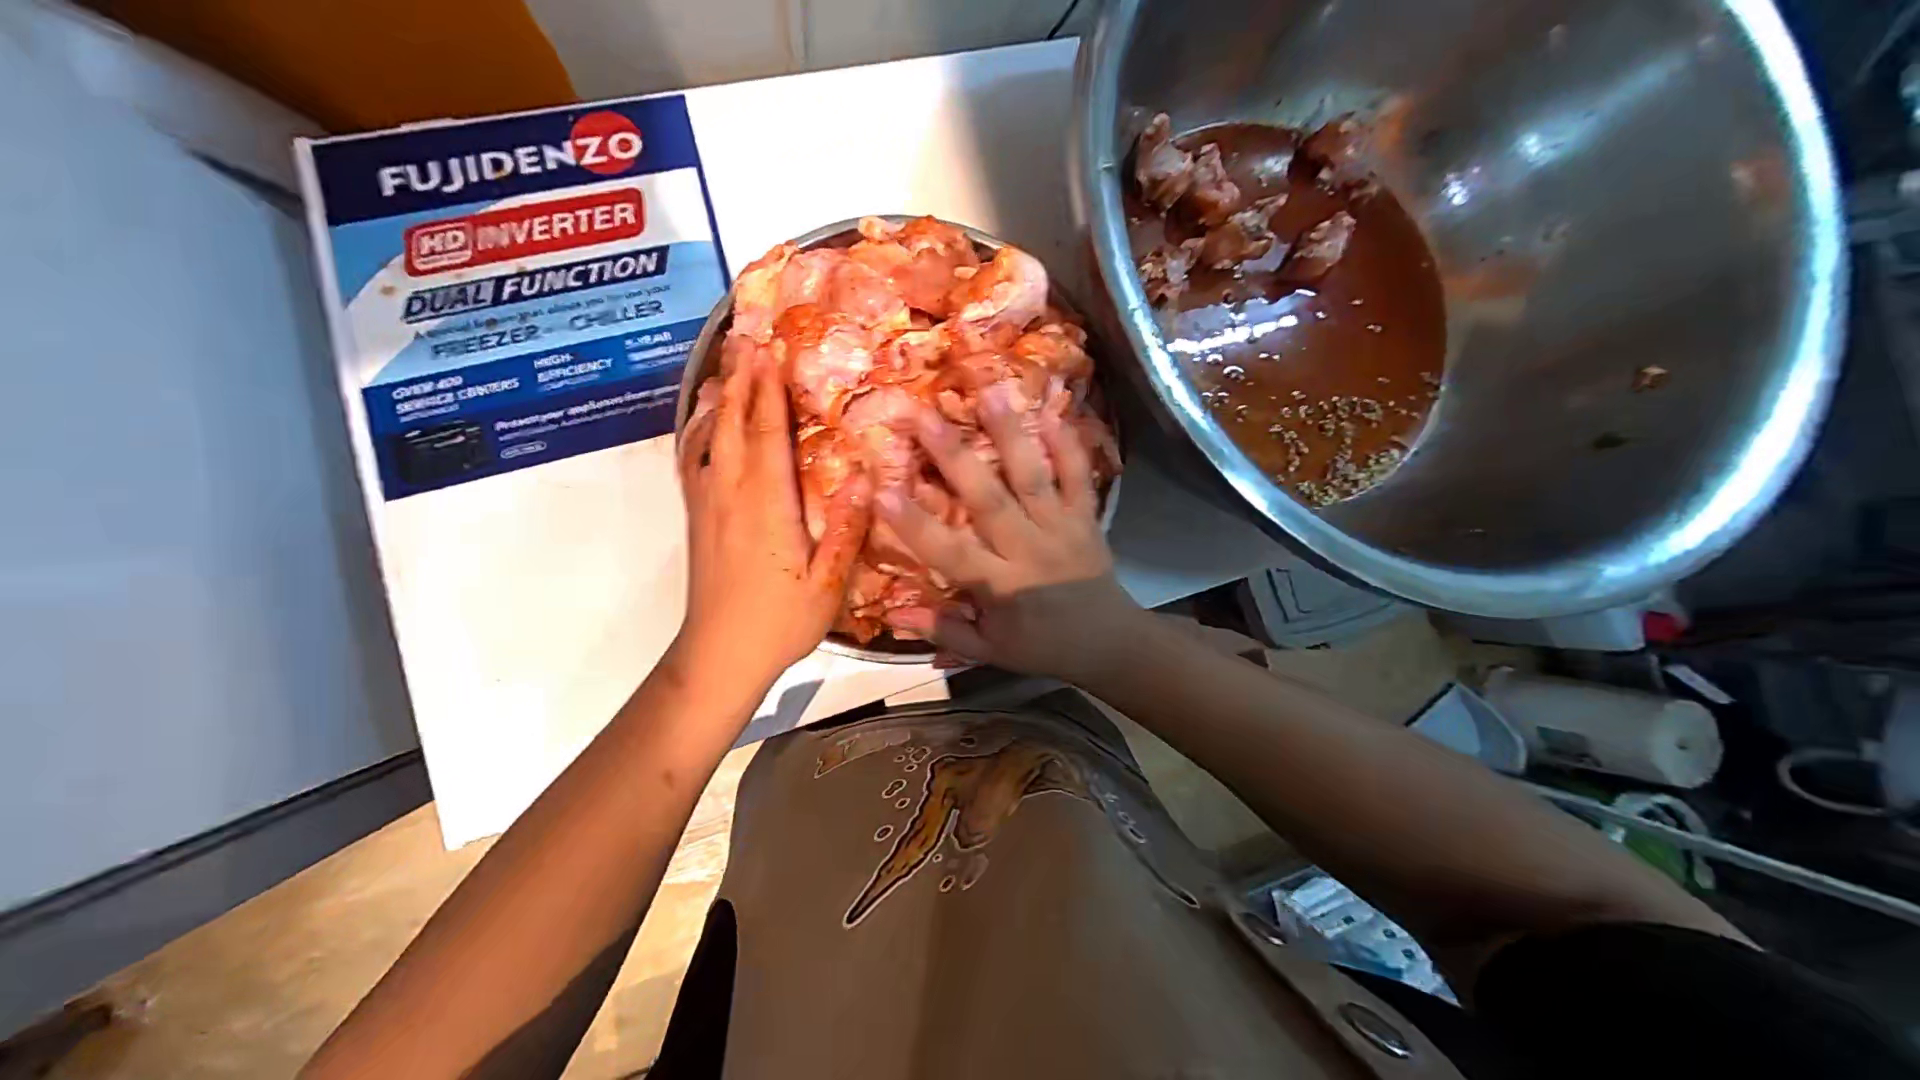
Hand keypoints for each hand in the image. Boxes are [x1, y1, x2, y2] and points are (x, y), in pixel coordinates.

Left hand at [676, 351, 870, 685]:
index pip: (768, 432)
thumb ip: (845, 529)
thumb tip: (863, 475)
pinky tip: (704, 421)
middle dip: (741, 378)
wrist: (719, 654)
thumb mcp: (827, 583)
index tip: (773, 350)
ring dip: (718, 397)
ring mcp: (707, 503)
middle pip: (733, 422)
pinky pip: (694, 460)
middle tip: (746, 339)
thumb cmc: (779, 620)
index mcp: (767, 504)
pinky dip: (699, 430)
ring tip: (725, 366)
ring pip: (709, 436)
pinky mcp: (697, 517)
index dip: (771, 389)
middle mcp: (731, 492)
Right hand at [878, 384, 1145, 681]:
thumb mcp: (991, 651)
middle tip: (921, 415)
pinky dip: (1067, 444)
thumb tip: (891, 615)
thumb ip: (945, 631)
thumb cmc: (1042, 646)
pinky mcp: (1087, 516)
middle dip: (952, 456)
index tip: (882, 490)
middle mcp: (1030, 549)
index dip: (915, 524)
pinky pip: (1078, 476)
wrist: (1111, 642)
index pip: (951, 552)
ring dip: (1009, 433)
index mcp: (1002, 586)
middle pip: (988, 499)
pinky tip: (1051, 410)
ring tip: (988, 391)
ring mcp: (1062, 527)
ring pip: (1033, 476)